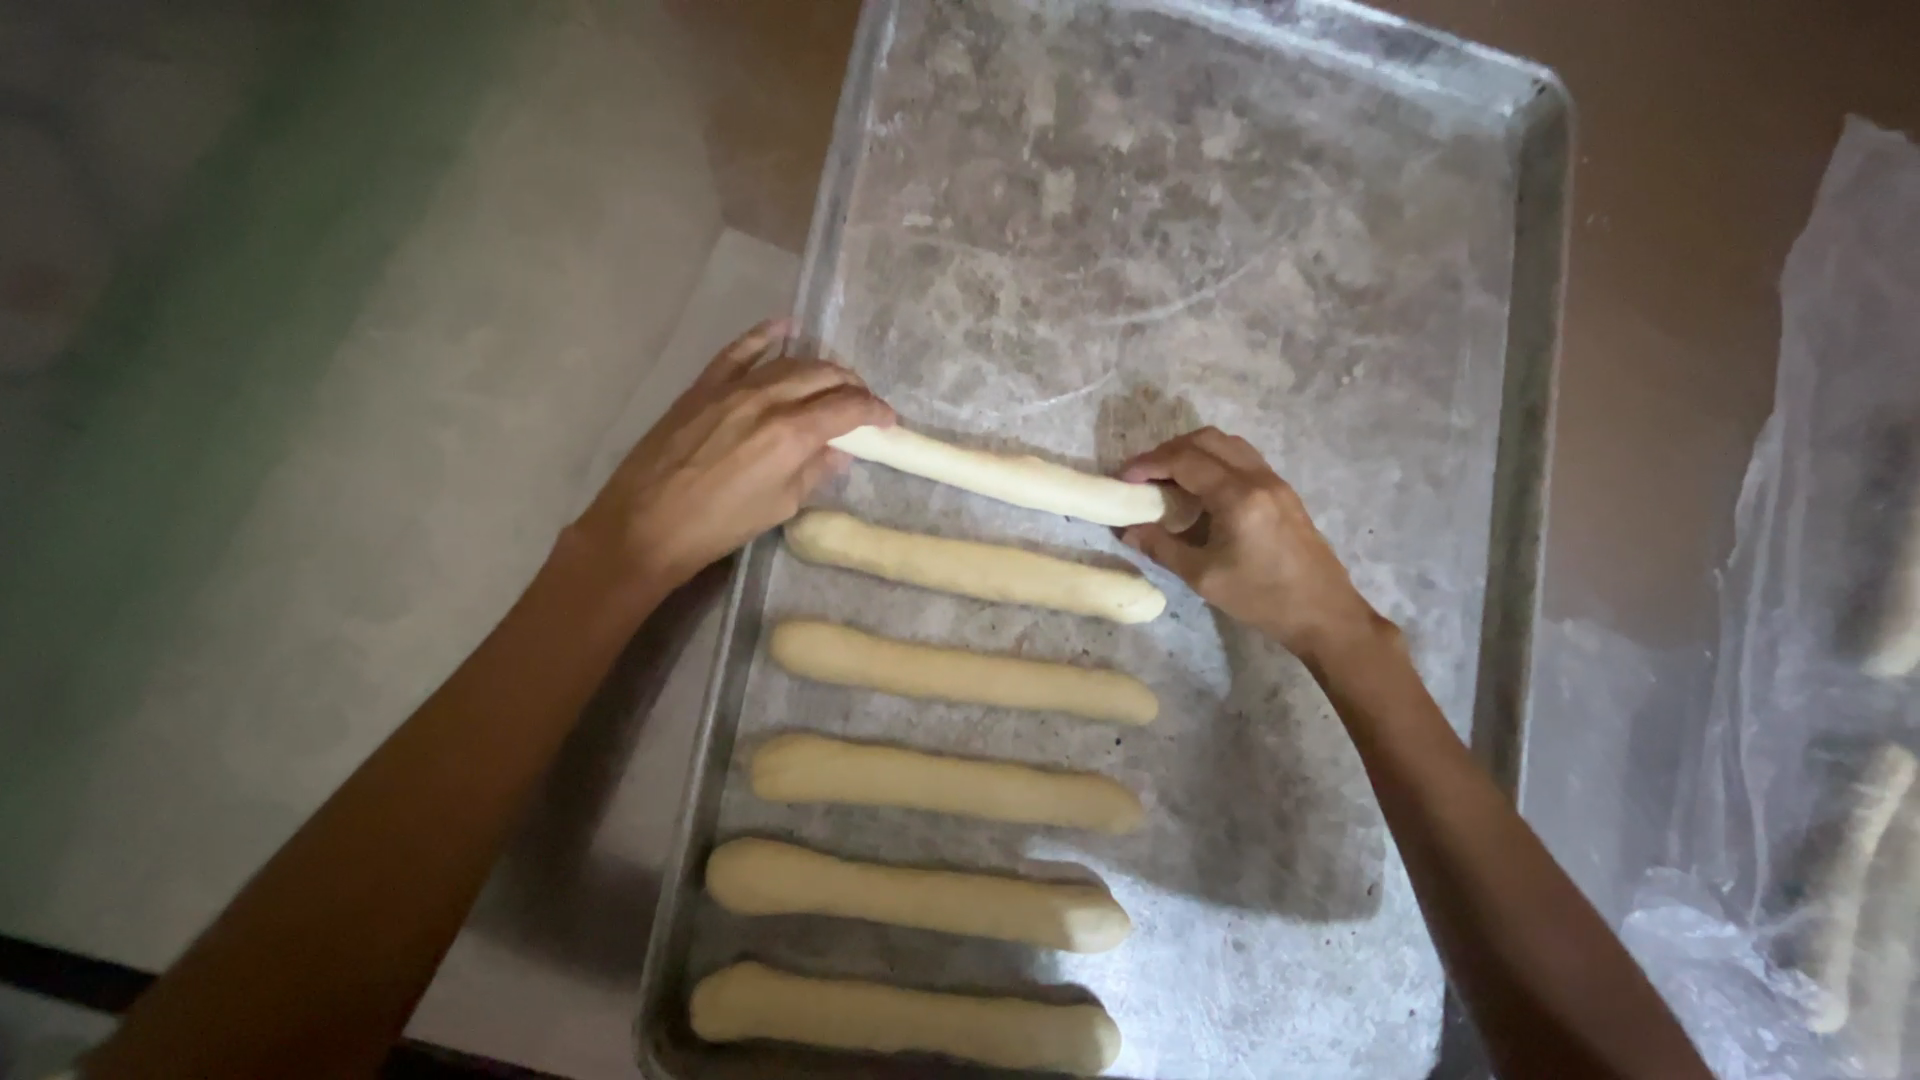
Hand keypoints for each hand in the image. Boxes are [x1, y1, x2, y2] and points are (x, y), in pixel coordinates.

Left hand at [574, 319, 892, 593]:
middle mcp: (767, 399)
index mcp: (791, 434)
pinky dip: (765, 335)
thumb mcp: (780, 506)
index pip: (848, 408)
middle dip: (852, 386)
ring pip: (789, 362)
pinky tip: (786, 326)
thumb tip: (839, 451)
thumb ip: (814, 471)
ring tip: (834, 380)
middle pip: (823, 376)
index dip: (875, 411)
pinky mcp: (704, 386)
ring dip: (820, 367)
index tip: (888, 421)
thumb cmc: (720, 526)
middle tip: (863, 403)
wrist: (647, 524)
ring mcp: (733, 387)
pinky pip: (740, 350)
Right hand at [1119, 427, 1386, 660]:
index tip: (1124, 479)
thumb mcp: (1203, 577)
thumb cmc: (1262, 599)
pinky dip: (1214, 462)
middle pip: (1206, 440)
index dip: (1149, 463)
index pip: (1185, 460)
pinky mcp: (1283, 493)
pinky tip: (1200, 491)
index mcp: (1238, 497)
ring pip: (1228, 444)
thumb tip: (1127, 530)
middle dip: (1168, 451)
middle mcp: (1259, 478)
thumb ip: (1162, 547)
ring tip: (1168, 480)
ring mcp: (1275, 482)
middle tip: (1143, 476)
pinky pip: (1242, 459)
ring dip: (1193, 452)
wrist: (1324, 613)